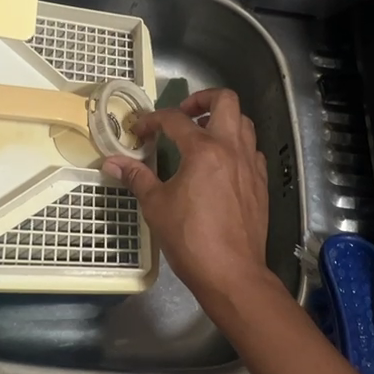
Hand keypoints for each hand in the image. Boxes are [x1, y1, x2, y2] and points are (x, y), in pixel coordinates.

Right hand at [103, 88, 270, 302]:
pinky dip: (237, 146)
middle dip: (202, 99)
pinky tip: (222, 164)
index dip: (152, 120)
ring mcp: (250, 164)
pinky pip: (252, 150)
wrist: (233, 275)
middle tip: (184, 114)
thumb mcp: (156, 206)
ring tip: (202, 135)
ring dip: (222, 120)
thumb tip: (112, 163)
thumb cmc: (190, 238)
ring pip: (243, 122)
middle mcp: (231, 148)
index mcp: (203, 150)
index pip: (174, 120)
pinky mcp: (261, 183)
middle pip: (225, 100)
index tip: (139, 131)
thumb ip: (137, 178)